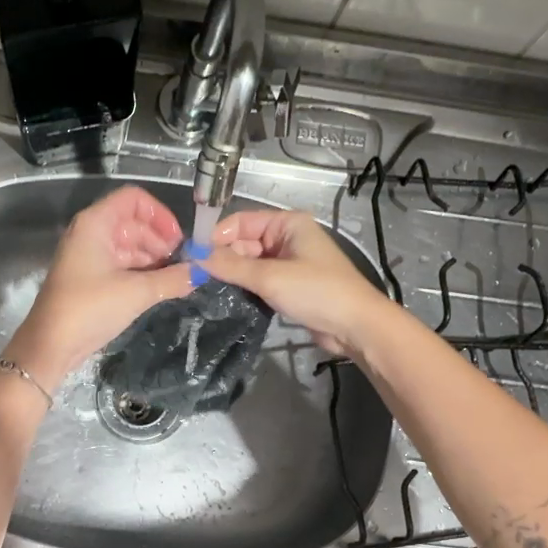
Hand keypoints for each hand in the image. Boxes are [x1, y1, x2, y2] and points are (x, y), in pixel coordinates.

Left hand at [6, 186, 193, 388]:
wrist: (50, 345)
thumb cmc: (90, 308)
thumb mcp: (136, 292)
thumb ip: (172, 279)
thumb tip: (199, 272)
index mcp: (96, 223)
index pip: (134, 199)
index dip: (160, 214)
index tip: (179, 239)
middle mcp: (91, 234)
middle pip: (133, 224)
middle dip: (160, 240)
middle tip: (182, 264)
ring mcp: (89, 258)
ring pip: (129, 247)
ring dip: (153, 259)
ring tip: (175, 279)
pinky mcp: (90, 281)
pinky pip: (121, 267)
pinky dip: (140, 274)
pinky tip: (159, 289)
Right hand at [201, 209, 399, 357]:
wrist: (354, 326)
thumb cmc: (317, 292)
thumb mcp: (271, 277)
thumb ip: (232, 266)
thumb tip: (196, 258)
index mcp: (288, 224)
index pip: (242, 221)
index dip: (217, 236)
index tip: (193, 256)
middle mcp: (287, 239)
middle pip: (244, 243)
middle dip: (222, 259)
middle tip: (196, 279)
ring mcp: (289, 264)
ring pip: (249, 265)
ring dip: (232, 276)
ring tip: (206, 290)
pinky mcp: (289, 287)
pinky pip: (259, 282)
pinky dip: (245, 289)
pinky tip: (227, 300)